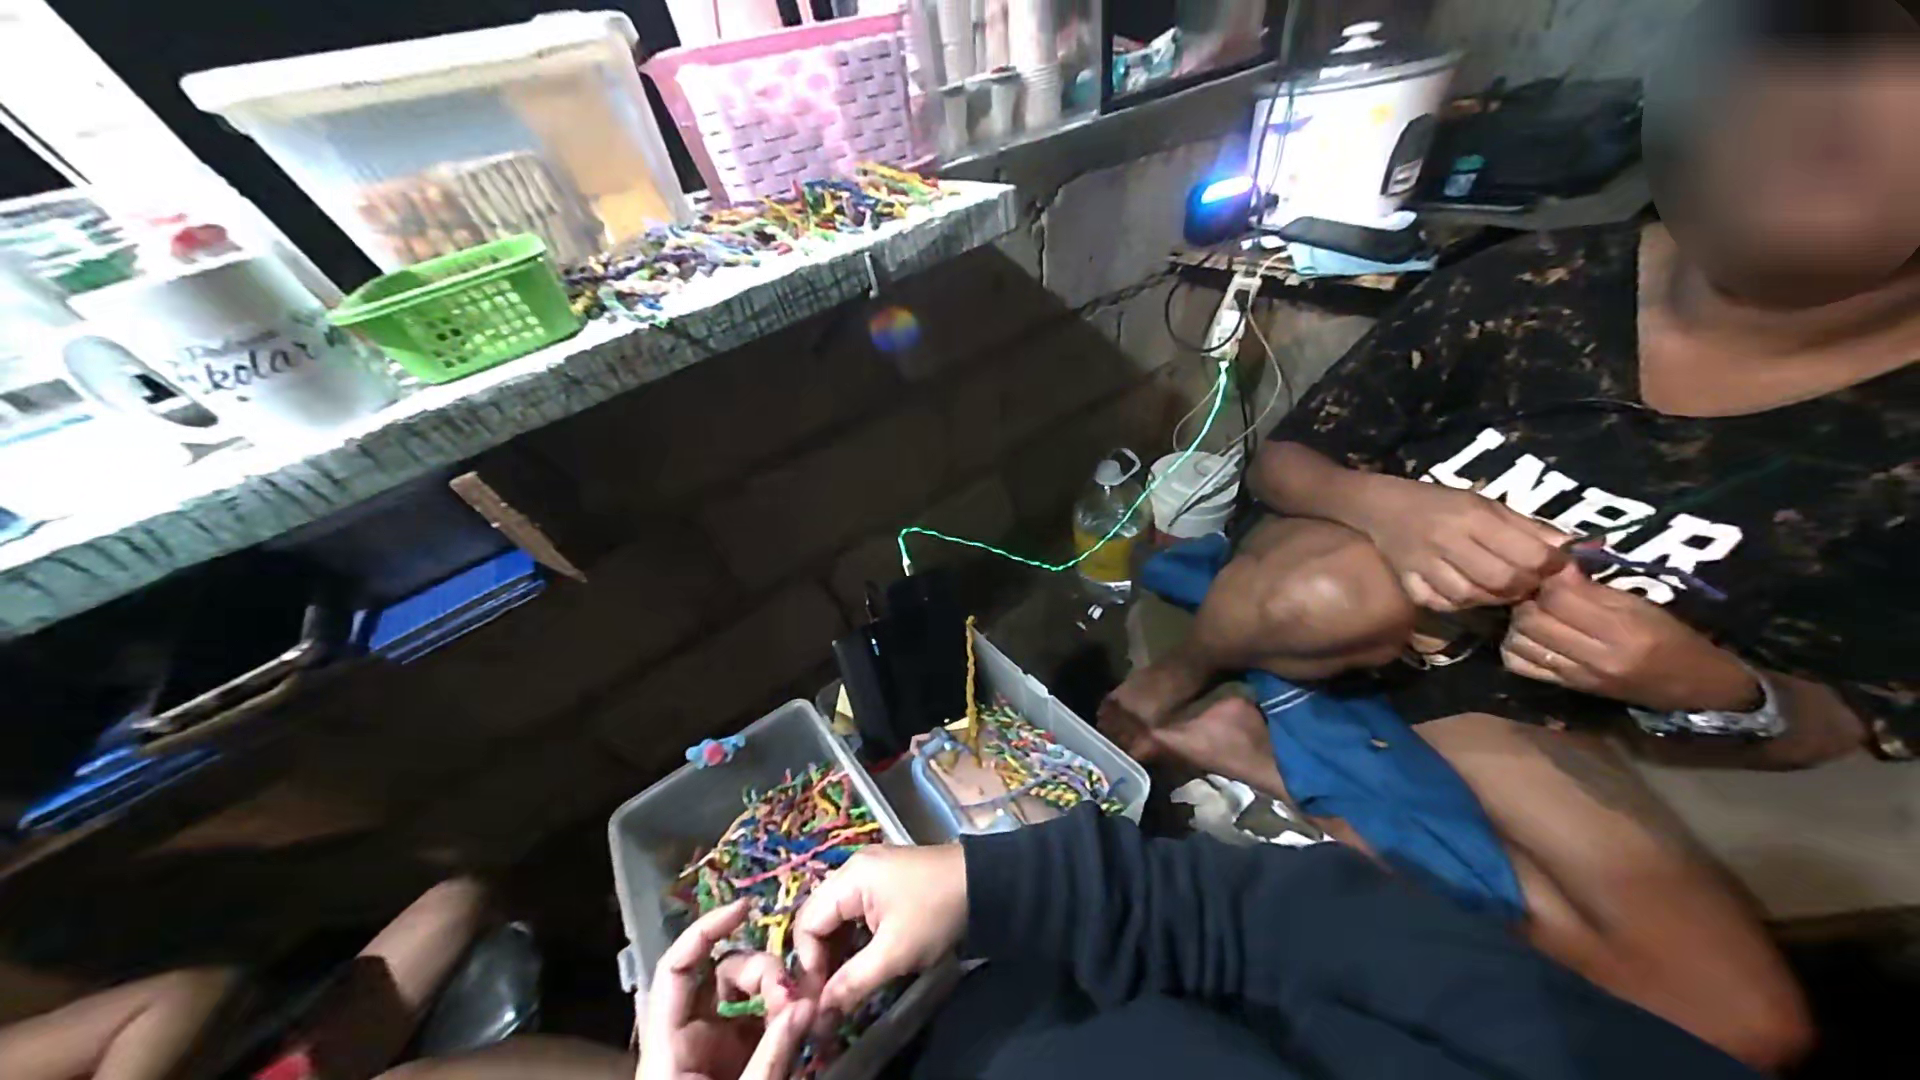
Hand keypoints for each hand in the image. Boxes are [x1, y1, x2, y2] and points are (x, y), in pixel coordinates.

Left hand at [639, 901, 815, 1079]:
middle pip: (724, 973)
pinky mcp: (741, 1061)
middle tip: (791, 997)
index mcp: (668, 1047)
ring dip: (776, 991)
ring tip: (802, 1014)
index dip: (705, 930)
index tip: (746, 908)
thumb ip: (771, 1056)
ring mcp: (717, 1049)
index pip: (676, 968)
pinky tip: (802, 1021)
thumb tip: (807, 1004)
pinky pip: (763, 1017)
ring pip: (748, 991)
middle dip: (763, 972)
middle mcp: (691, 1038)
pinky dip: (784, 1012)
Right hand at [792, 845, 966, 1014]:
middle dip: (820, 958)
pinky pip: (854, 908)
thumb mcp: (895, 953)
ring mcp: (870, 870)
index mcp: (850, 877)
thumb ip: (853, 982)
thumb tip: (820, 1011)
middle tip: (829, 995)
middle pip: (818, 915)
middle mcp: (853, 868)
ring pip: (836, 914)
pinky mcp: (885, 878)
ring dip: (836, 949)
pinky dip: (853, 936)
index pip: (807, 921)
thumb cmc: (935, 913)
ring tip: (844, 983)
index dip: (807, 963)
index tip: (820, 997)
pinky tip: (861, 960)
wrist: (984, 882)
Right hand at [1348, 476, 1568, 609]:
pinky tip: (1461, 592)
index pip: (1529, 555)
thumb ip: (1527, 527)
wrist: (1380, 506)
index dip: (1550, 566)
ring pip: (1469, 596)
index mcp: (1472, 517)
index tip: (1551, 566)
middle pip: (1501, 579)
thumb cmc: (1439, 502)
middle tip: (1522, 581)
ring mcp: (1421, 562)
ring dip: (1489, 597)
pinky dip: (1454, 603)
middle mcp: (1446, 540)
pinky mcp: (1404, 578)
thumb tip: (1573, 549)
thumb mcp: (1486, 505)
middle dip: (1521, 586)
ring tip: (1493, 587)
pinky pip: (1437, 602)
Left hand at [1503, 565, 1762, 712]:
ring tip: (1534, 616)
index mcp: (1625, 632)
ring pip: (1517, 641)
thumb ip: (1592, 588)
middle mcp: (1598, 657)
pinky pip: (1517, 664)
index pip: (1558, 597)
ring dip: (1518, 623)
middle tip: (1537, 596)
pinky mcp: (1565, 687)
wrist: (1698, 687)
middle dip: (1527, 601)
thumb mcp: (1641, 606)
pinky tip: (1529, 638)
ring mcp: (1578, 676)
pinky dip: (1515, 647)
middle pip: (1530, 619)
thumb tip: (1554, 565)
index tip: (1552, 575)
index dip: (1548, 581)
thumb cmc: (1672, 637)